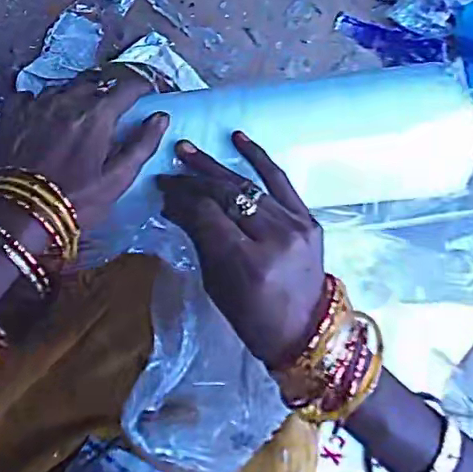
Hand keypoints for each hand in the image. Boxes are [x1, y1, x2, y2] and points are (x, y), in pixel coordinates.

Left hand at [0, 67, 169, 235]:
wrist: (20, 216)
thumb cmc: (76, 201)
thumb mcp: (117, 179)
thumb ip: (141, 145)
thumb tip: (160, 117)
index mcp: (97, 115)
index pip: (126, 87)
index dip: (140, 87)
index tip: (146, 93)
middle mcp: (67, 101)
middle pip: (94, 82)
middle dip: (107, 91)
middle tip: (112, 108)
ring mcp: (36, 105)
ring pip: (63, 88)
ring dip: (75, 96)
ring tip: (77, 114)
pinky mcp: (11, 115)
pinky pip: (29, 96)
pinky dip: (40, 101)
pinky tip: (42, 116)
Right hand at [156, 132, 324, 366]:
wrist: (308, 332)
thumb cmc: (254, 318)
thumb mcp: (218, 286)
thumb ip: (200, 241)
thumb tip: (173, 205)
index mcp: (247, 263)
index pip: (207, 215)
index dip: (182, 199)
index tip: (164, 191)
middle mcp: (274, 238)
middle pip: (226, 196)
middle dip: (193, 180)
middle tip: (168, 171)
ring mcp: (296, 226)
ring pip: (248, 185)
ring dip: (215, 167)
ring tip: (188, 152)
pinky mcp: (309, 220)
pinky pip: (281, 181)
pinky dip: (259, 158)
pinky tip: (238, 139)